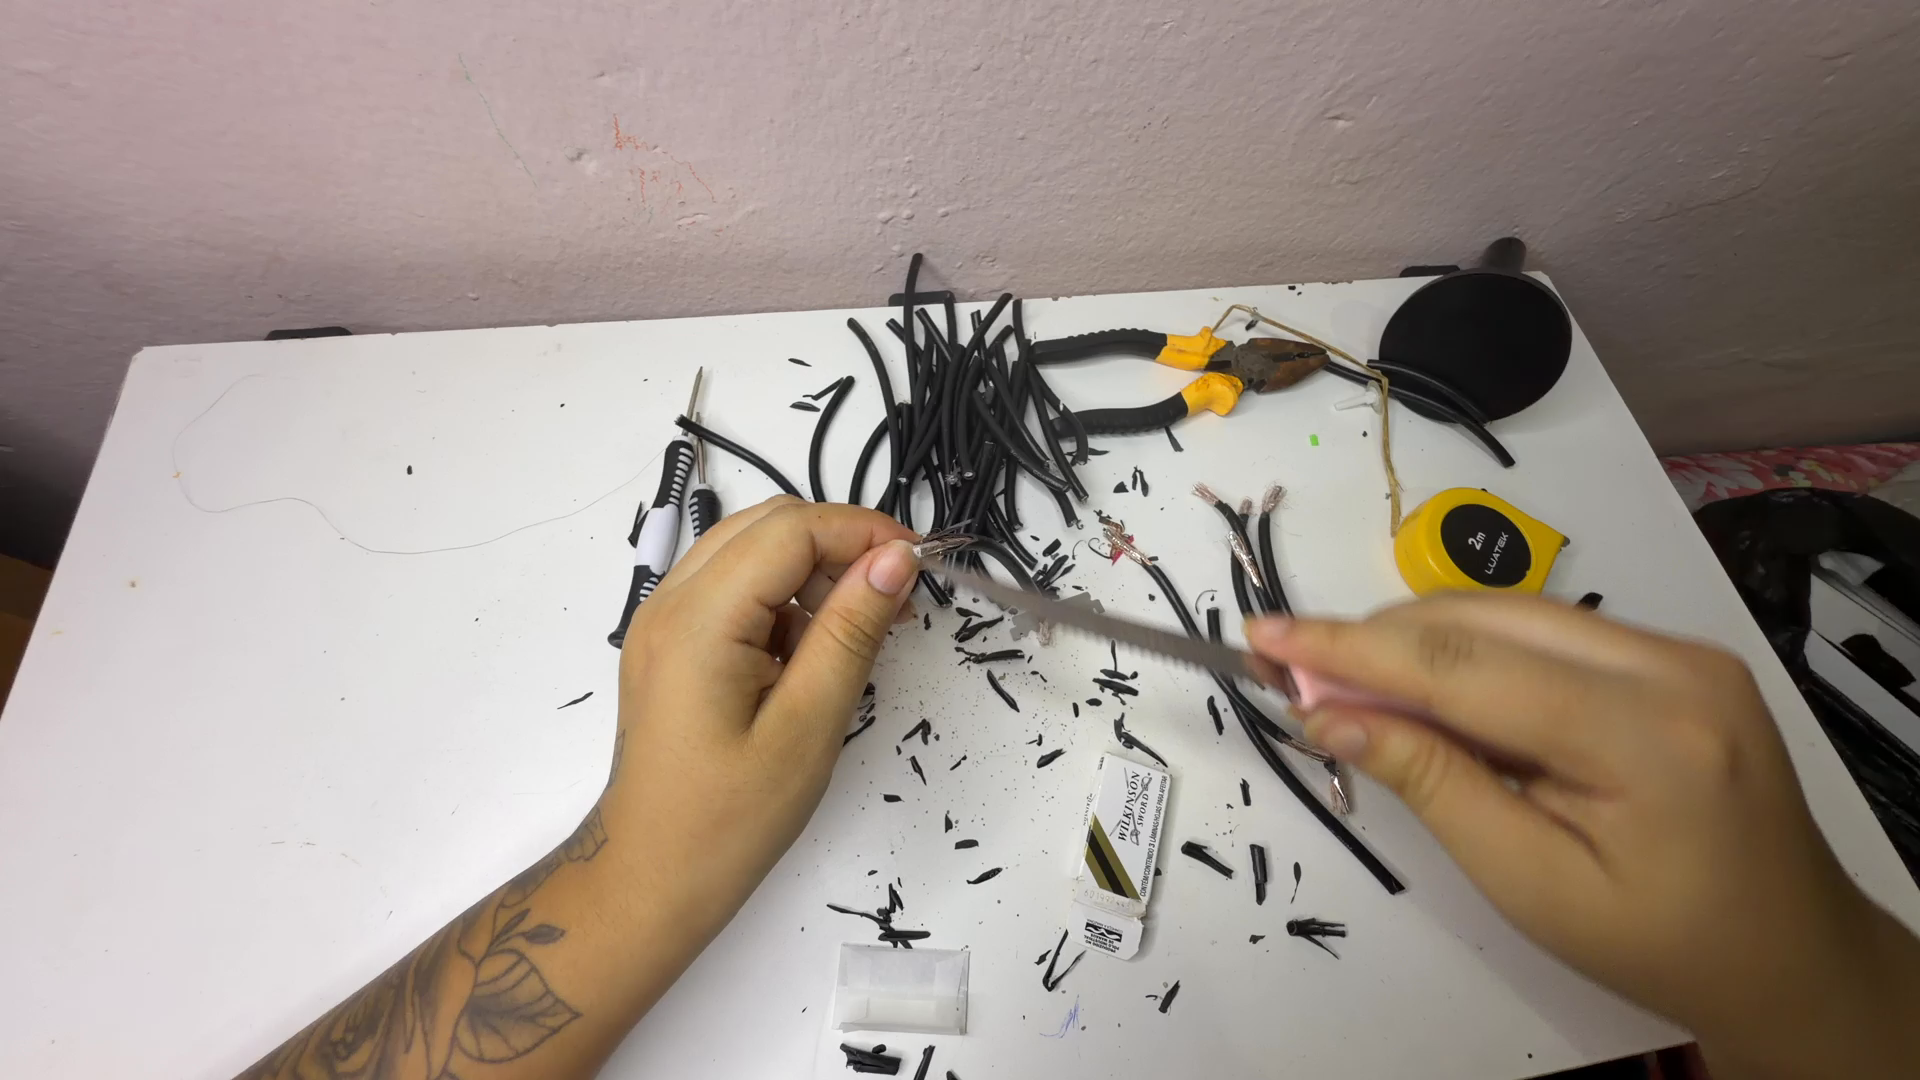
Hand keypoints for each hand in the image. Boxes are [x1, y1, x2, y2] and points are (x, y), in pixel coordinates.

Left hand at [607, 496, 918, 945]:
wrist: (650, 880)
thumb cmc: (731, 819)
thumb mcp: (808, 725)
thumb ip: (852, 630)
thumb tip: (897, 558)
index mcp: (698, 620)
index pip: (790, 531)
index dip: (860, 531)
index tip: (918, 562)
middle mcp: (670, 601)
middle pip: (769, 525)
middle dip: (841, 542)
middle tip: (896, 592)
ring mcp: (664, 617)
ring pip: (753, 547)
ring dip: (816, 566)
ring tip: (864, 620)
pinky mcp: (673, 638)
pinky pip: (738, 583)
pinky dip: (788, 593)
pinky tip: (817, 642)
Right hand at [1248, 595, 1919, 1078]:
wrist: (1792, 954)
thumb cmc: (1654, 938)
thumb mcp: (1522, 877)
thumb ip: (1423, 779)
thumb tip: (1323, 713)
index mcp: (1645, 736)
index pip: (1457, 665)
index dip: (1345, 644)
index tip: (1260, 634)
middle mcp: (1669, 664)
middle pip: (1470, 620)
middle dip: (1366, 640)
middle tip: (1290, 672)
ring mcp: (1671, 648)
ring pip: (1490, 609)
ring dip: (1403, 640)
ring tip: (1345, 685)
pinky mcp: (1657, 650)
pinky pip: (1522, 624)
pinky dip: (1450, 645)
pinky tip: (1418, 686)